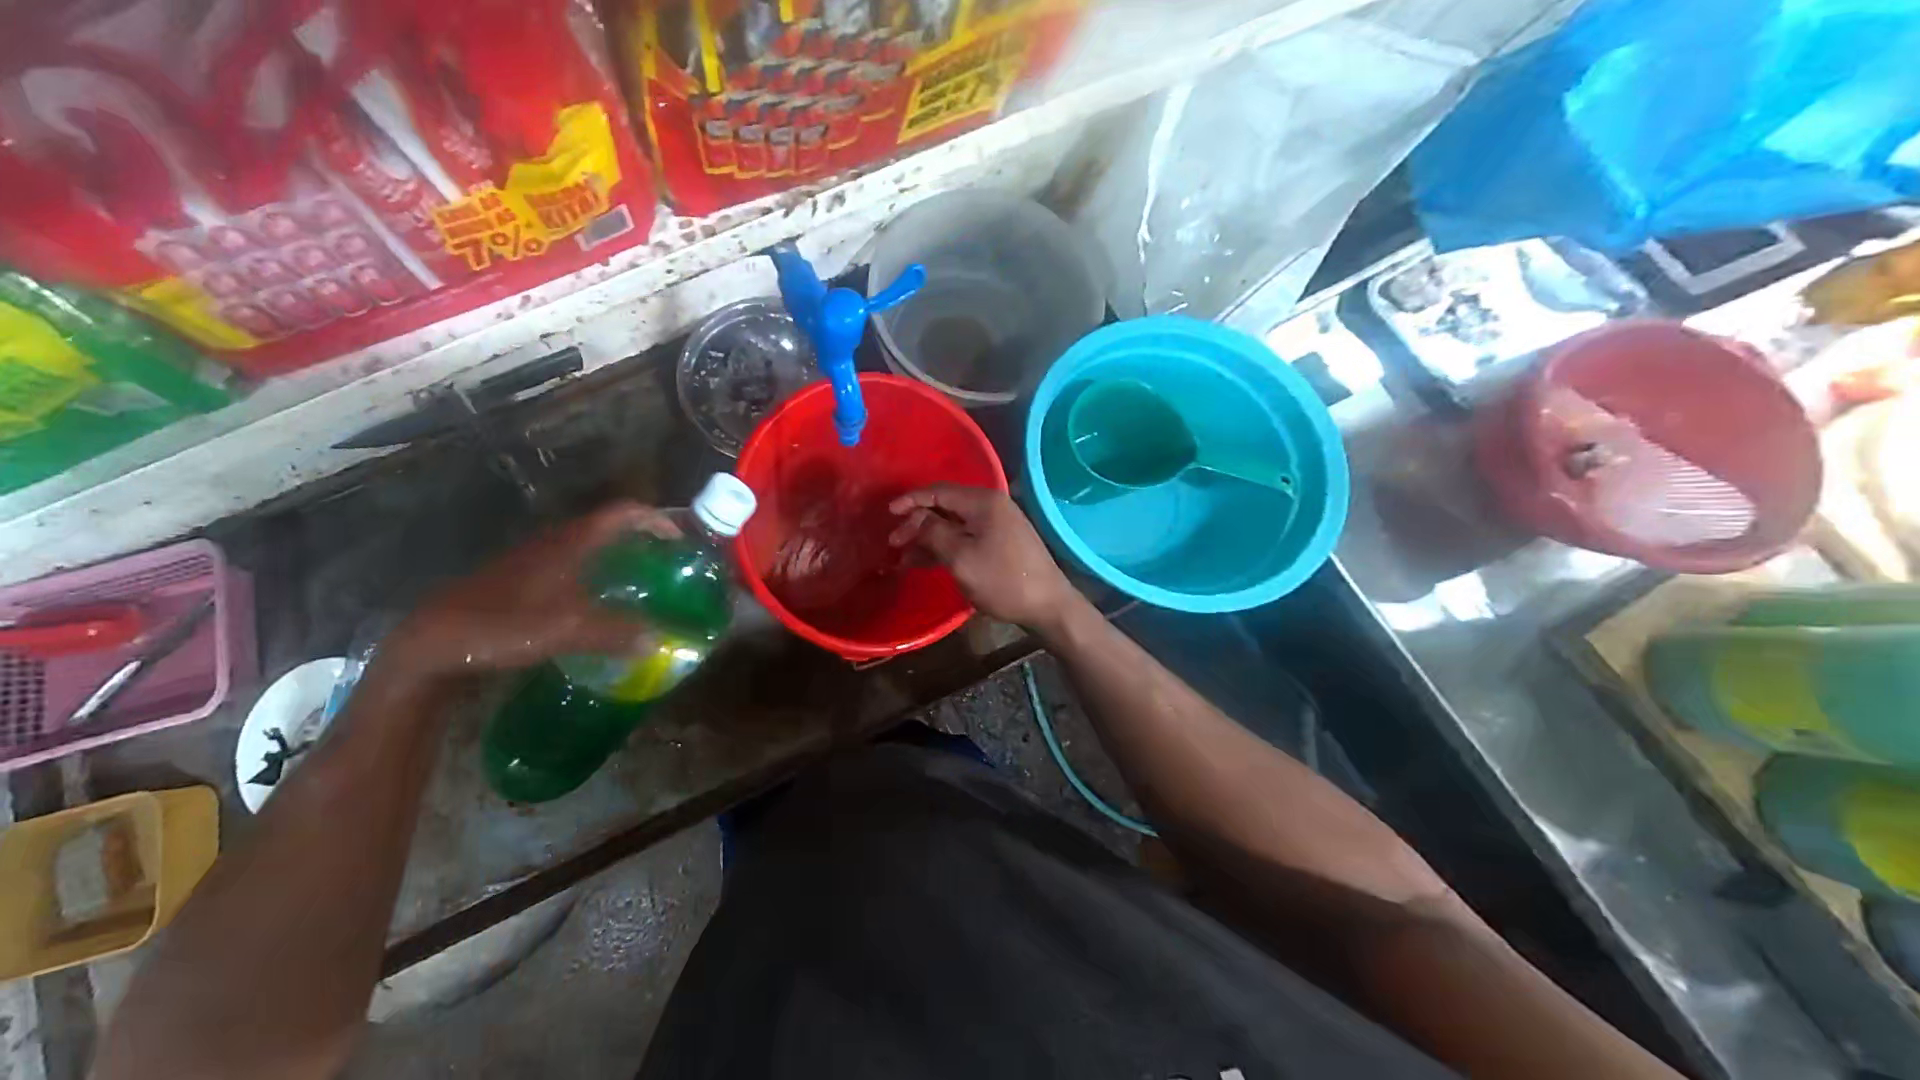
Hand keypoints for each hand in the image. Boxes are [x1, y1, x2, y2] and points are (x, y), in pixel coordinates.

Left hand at [383, 501, 679, 680]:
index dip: (656, 519)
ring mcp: (534, 561)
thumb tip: (661, 639)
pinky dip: (596, 576)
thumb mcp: (564, 631)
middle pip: (608, 528)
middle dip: (643, 540)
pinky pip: (572, 567)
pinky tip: (600, 605)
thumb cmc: (499, 626)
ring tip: (643, 585)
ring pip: (589, 548)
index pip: (622, 513)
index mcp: (569, 544)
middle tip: (669, 564)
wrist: (431, 643)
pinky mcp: (521, 580)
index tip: (681, 539)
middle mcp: (554, 543)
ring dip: (619, 558)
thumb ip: (615, 633)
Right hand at [888, 485, 1080, 629]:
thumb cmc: (1003, 580)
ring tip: (902, 558)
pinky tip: (924, 562)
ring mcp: (997, 525)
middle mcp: (990, 506)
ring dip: (928, 539)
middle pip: (945, 507)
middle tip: (893, 544)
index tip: (888, 514)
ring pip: (953, 525)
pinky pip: (965, 538)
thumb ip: (933, 533)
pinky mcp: (999, 543)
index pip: (938, 492)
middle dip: (917, 524)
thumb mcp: (961, 558)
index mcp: (983, 502)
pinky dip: (944, 547)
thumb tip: (915, 519)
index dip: (910, 501)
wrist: (1048, 605)